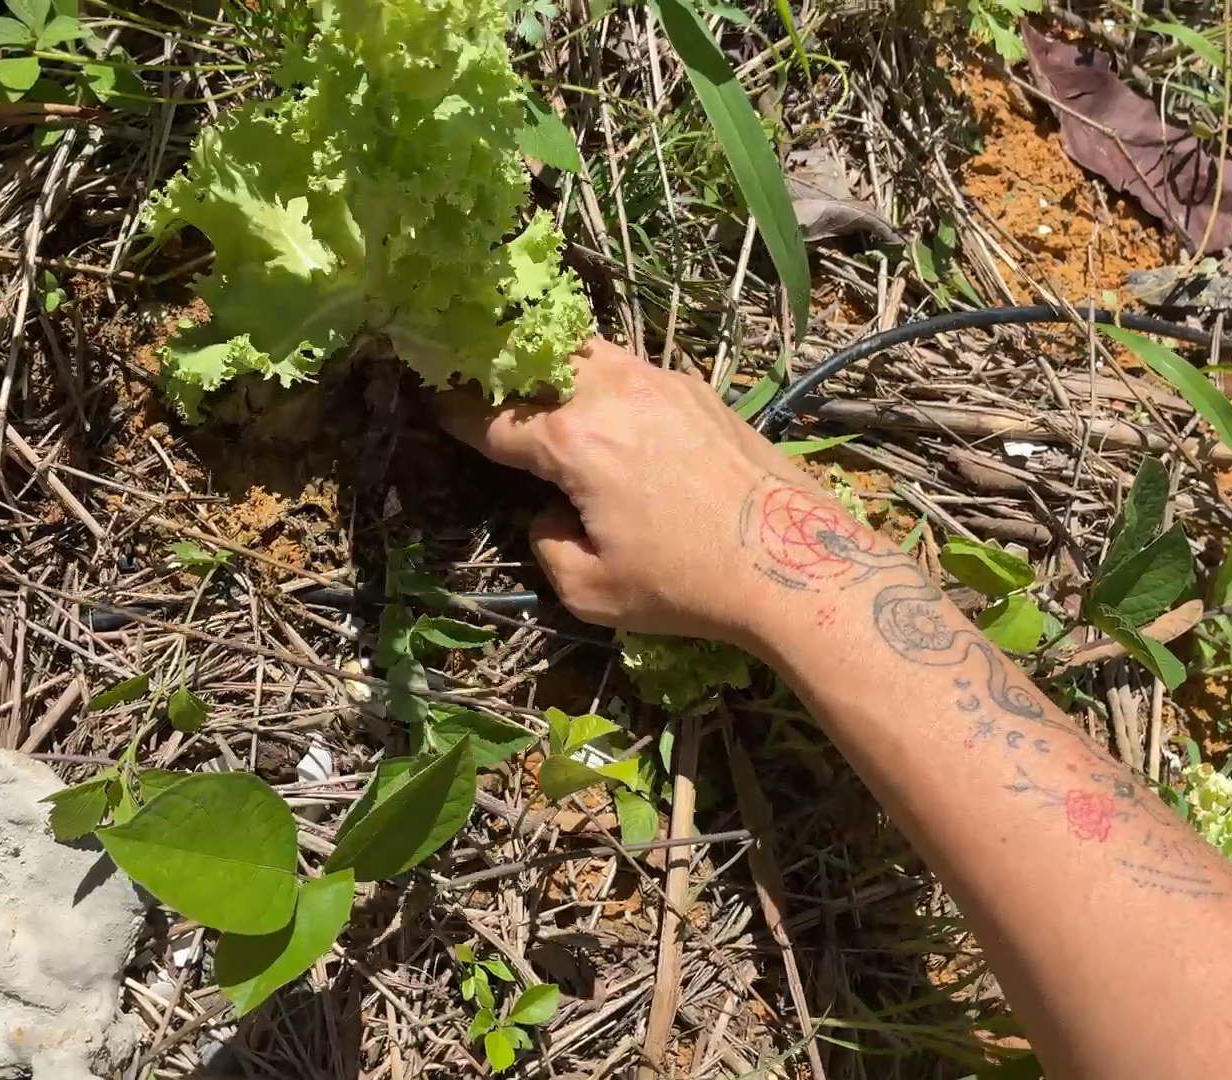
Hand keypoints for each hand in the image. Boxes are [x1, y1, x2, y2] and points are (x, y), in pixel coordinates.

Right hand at [435, 337, 821, 646]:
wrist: (796, 564)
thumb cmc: (686, 585)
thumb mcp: (590, 591)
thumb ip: (545, 545)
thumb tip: (549, 513)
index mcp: (574, 441)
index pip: (494, 419)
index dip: (456, 414)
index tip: (434, 403)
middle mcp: (611, 392)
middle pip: (536, 363)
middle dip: (500, 372)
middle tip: (482, 385)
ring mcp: (660, 381)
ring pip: (585, 352)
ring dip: (553, 366)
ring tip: (541, 388)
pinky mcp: (696, 388)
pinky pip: (630, 367)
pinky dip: (601, 377)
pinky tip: (608, 406)